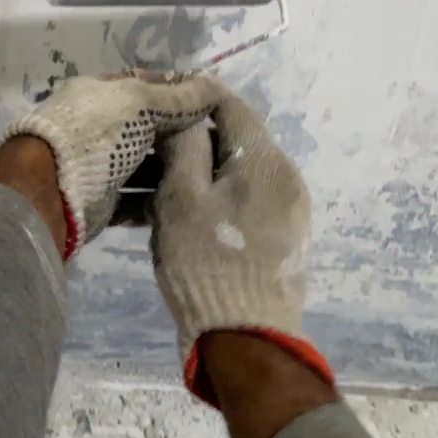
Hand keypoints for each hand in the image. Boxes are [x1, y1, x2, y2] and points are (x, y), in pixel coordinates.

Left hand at [2, 73, 221, 255]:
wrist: (52, 188)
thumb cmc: (96, 133)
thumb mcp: (141, 103)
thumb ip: (179, 98)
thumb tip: (217, 85)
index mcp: (99, 93)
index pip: (145, 85)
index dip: (178, 92)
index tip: (213, 105)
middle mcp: (96, 126)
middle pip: (147, 127)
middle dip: (180, 135)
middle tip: (219, 146)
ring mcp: (97, 164)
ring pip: (144, 165)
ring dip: (172, 170)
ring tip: (211, 177)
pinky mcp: (100, 200)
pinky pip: (136, 199)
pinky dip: (157, 201)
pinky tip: (187, 203)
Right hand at [151, 90, 328, 404]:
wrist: (246, 341)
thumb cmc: (205, 259)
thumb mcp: (180, 194)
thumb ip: (182, 142)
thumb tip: (184, 109)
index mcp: (264, 159)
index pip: (227, 102)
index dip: (189, 96)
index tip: (154, 103)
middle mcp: (286, 176)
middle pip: (232, 136)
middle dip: (190, 137)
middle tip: (148, 149)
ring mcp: (289, 207)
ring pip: (235, 168)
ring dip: (199, 168)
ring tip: (158, 185)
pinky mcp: (283, 234)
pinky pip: (244, 196)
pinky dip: (214, 194)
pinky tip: (184, 212)